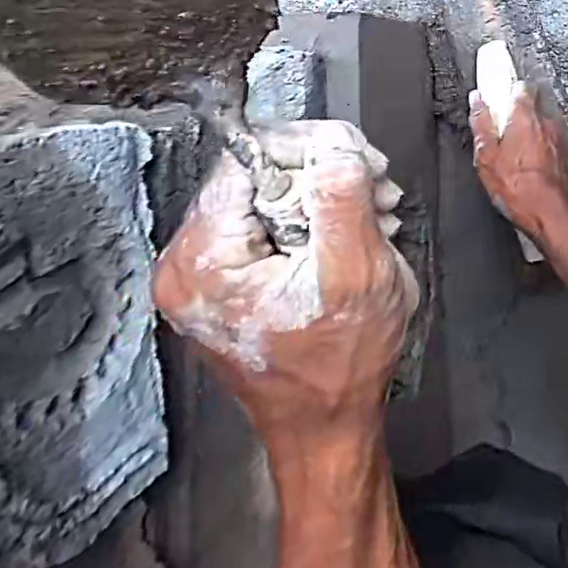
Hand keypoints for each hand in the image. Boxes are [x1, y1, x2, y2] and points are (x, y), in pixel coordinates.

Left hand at [154, 140, 417, 436]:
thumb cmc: (341, 366)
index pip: (247, 157)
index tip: (358, 157)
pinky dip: (318, 217)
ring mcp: (208, 272)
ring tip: (375, 217)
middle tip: (377, 190)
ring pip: (271, 193)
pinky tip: (355, 233)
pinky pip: (273, 220)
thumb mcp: (356, 274)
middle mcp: (190, 264)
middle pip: (259, 173)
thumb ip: (342, 201)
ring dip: (330, 194)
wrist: (328, 424)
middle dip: (327, 172)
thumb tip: (334, 143)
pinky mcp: (231, 278)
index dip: (309, 146)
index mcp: (205, 262)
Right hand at [469, 84, 567, 239]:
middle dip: (520, 114)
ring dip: (531, 132)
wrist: (552, 215)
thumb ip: (481, 124)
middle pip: (534, 104)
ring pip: (544, 124)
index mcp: (525, 117)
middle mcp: (547, 122)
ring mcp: (561, 138)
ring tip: (516, 153)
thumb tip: (477, 101)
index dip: (509, 90)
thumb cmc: (520, 189)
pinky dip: (542, 147)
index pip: (521, 87)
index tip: (499, 99)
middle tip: (504, 131)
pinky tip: (531, 165)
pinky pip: (552, 141)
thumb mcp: (487, 157)